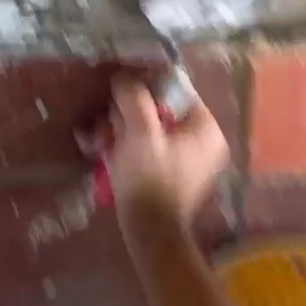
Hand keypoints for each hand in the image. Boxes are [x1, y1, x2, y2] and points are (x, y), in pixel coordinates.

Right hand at [99, 72, 228, 224]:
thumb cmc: (149, 178)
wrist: (148, 230)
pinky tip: (103, 150)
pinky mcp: (167, 171)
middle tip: (108, 125)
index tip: (118, 94)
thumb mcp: (140, 131)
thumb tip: (124, 76)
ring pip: (145, 126)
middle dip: (126, 114)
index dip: (143, 87)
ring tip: (100, 140)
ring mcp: (184, 157)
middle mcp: (200, 141)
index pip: (174, 89)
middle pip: (156, 108)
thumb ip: (133, 97)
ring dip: (118, 129)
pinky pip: (143, 145)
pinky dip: (123, 144)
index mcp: (205, 129)